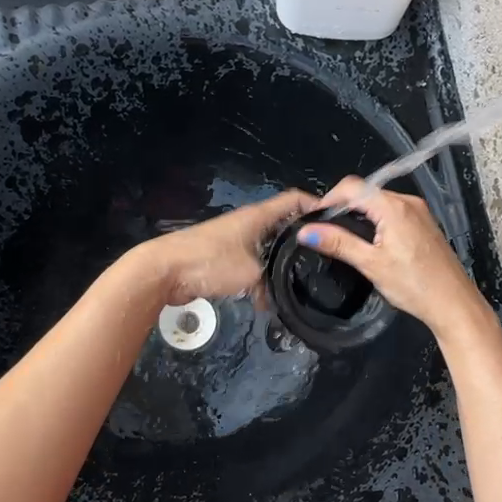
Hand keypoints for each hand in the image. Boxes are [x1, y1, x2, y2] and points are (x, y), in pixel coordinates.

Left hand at [136, 190, 315, 304]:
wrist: (164, 272)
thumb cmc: (210, 262)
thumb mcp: (251, 274)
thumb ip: (271, 284)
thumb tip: (278, 300)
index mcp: (258, 216)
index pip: (294, 200)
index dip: (317, 205)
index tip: (338, 221)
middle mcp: (248, 224)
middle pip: (283, 226)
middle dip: (302, 240)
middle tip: (325, 257)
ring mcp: (235, 241)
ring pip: (268, 249)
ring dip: (280, 264)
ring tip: (302, 280)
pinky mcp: (223, 259)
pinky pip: (252, 266)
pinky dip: (262, 279)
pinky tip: (269, 300)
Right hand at [297, 177, 489, 333]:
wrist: (453, 303)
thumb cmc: (414, 285)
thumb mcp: (371, 264)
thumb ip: (338, 243)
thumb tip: (306, 231)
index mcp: (394, 207)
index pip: (352, 187)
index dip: (329, 198)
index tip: (314, 218)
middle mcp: (408, 202)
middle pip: (366, 193)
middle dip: (344, 207)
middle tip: (326, 230)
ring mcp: (419, 212)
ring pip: (380, 203)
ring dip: (361, 214)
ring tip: (344, 237)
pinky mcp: (425, 224)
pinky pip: (394, 213)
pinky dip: (377, 221)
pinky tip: (371, 242)